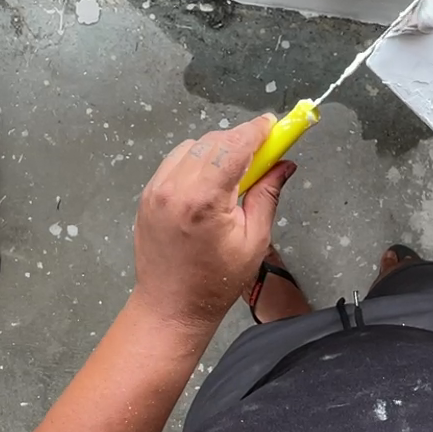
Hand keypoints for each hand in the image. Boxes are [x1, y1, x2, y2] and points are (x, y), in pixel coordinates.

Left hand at [131, 116, 295, 329]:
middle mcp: (175, 188)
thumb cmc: (216, 281)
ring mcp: (156, 189)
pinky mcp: (148, 194)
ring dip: (218, 148)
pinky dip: (196, 159)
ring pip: (193, 146)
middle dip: (241, 140)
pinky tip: (210, 180)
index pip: (234, 145)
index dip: (257, 130)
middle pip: (214, 141)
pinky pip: (176, 160)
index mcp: (204, 200)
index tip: (273, 125)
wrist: (170, 306)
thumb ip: (267, 194)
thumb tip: (284, 164)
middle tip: (263, 153)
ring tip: (235, 172)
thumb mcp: (254, 240)